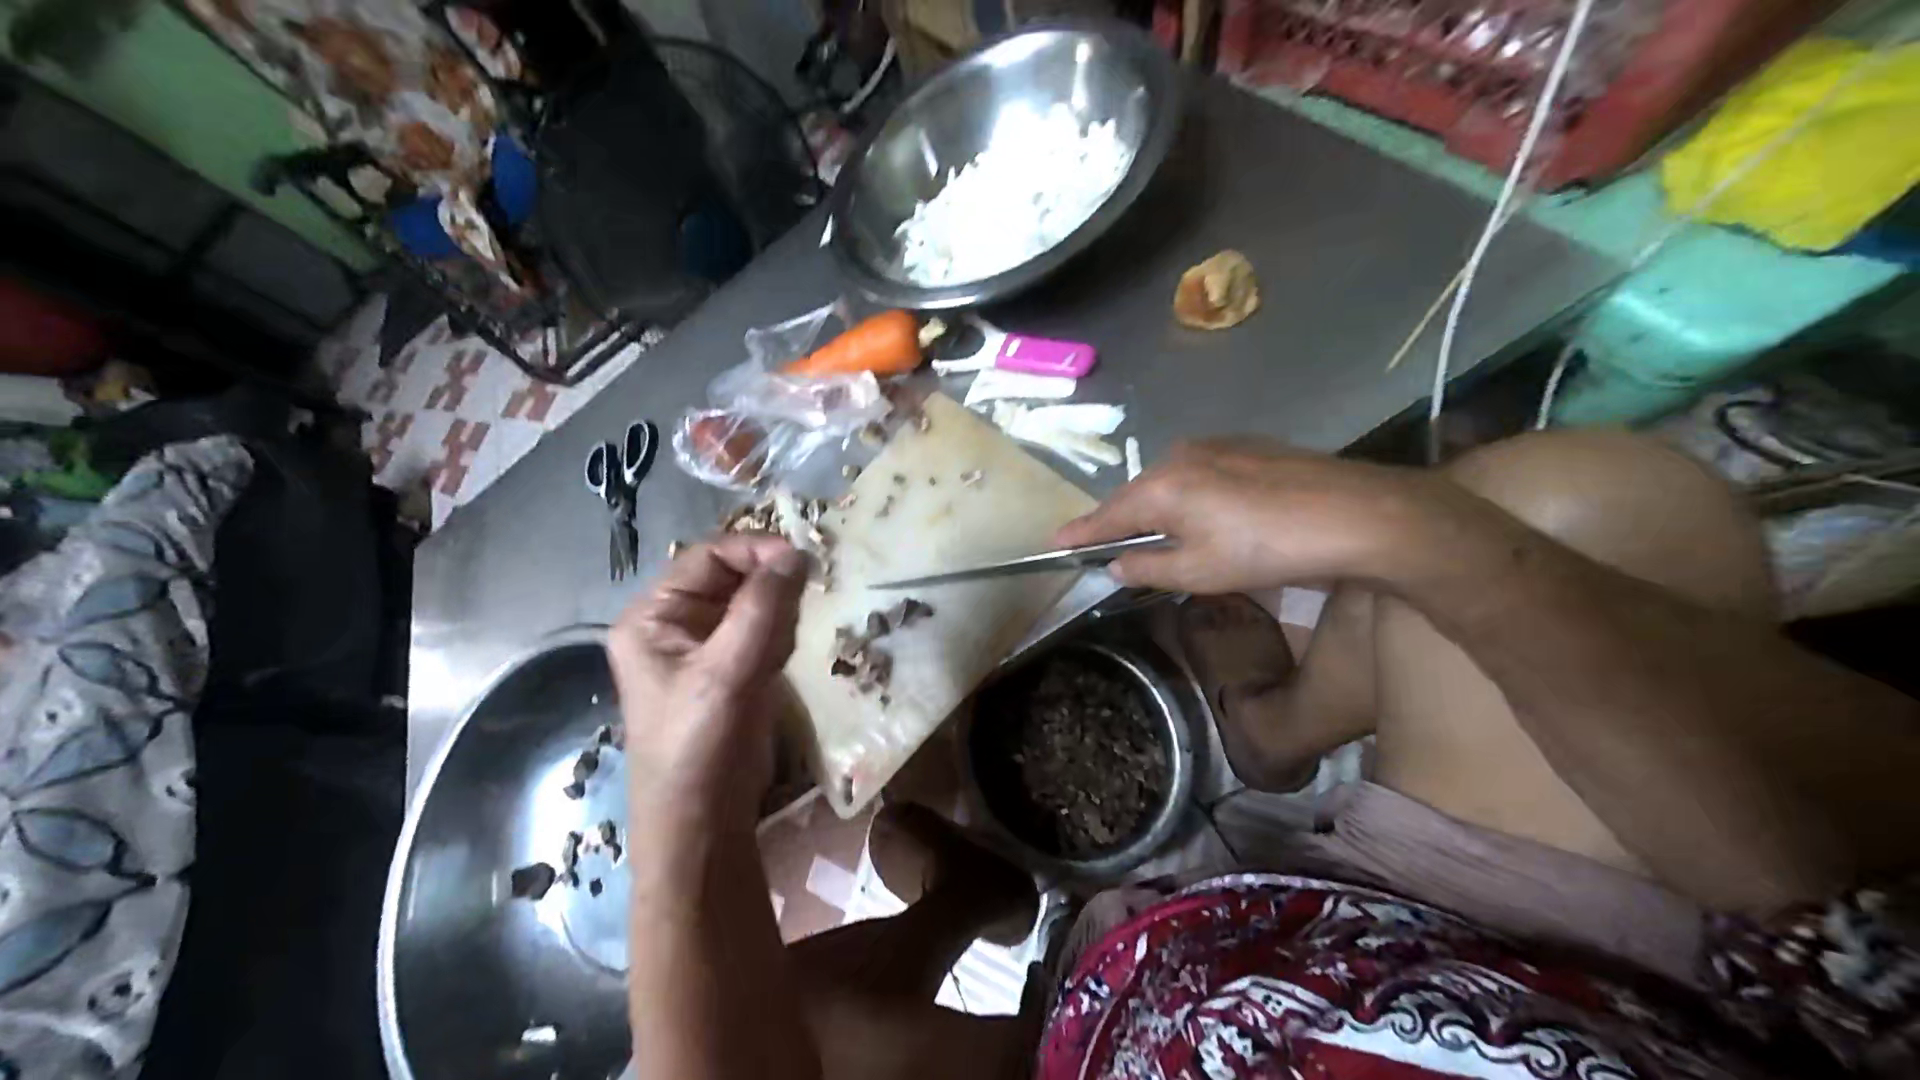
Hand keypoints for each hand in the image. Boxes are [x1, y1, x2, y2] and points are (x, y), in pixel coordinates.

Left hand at [606, 535, 806, 829]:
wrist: (703, 823)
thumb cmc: (699, 746)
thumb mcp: (726, 672)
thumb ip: (762, 608)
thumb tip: (796, 553)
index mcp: (653, 617)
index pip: (708, 558)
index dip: (754, 552)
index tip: (802, 560)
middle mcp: (676, 625)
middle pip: (733, 579)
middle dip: (769, 590)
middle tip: (799, 608)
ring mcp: (707, 648)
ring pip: (755, 604)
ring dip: (778, 619)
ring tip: (776, 655)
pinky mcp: (733, 669)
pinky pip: (765, 633)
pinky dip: (780, 640)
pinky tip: (776, 668)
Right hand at [1054, 438, 1481, 593]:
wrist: (1355, 513)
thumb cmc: (1266, 549)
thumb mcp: (1200, 571)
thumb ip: (1148, 567)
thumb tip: (1115, 565)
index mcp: (1161, 488)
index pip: (1107, 514)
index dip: (1081, 531)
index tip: (1055, 540)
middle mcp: (1179, 456)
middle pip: (1135, 494)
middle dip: (1120, 520)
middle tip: (1107, 545)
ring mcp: (1215, 445)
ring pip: (1167, 480)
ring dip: (1156, 507)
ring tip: (1157, 533)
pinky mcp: (1246, 445)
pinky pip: (1197, 471)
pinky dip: (1186, 493)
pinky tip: (1204, 512)